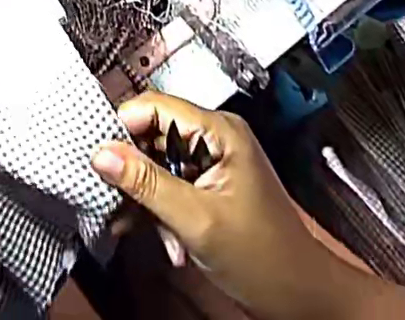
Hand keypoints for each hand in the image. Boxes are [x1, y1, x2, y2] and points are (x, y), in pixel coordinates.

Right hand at [91, 93, 404, 319]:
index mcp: (219, 129)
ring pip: (158, 161)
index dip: (124, 127)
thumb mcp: (197, 220)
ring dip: (145, 196)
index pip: (156, 106)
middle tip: (113, 198)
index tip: (100, 157)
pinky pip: (171, 181)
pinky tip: (162, 239)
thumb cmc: (266, 259)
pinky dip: (160, 208)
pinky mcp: (210, 182)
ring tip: (133, 227)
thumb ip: (147, 184)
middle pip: (154, 133)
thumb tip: (103, 153)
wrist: (305, 299)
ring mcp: (213, 158)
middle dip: (133, 169)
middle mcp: (215, 135)